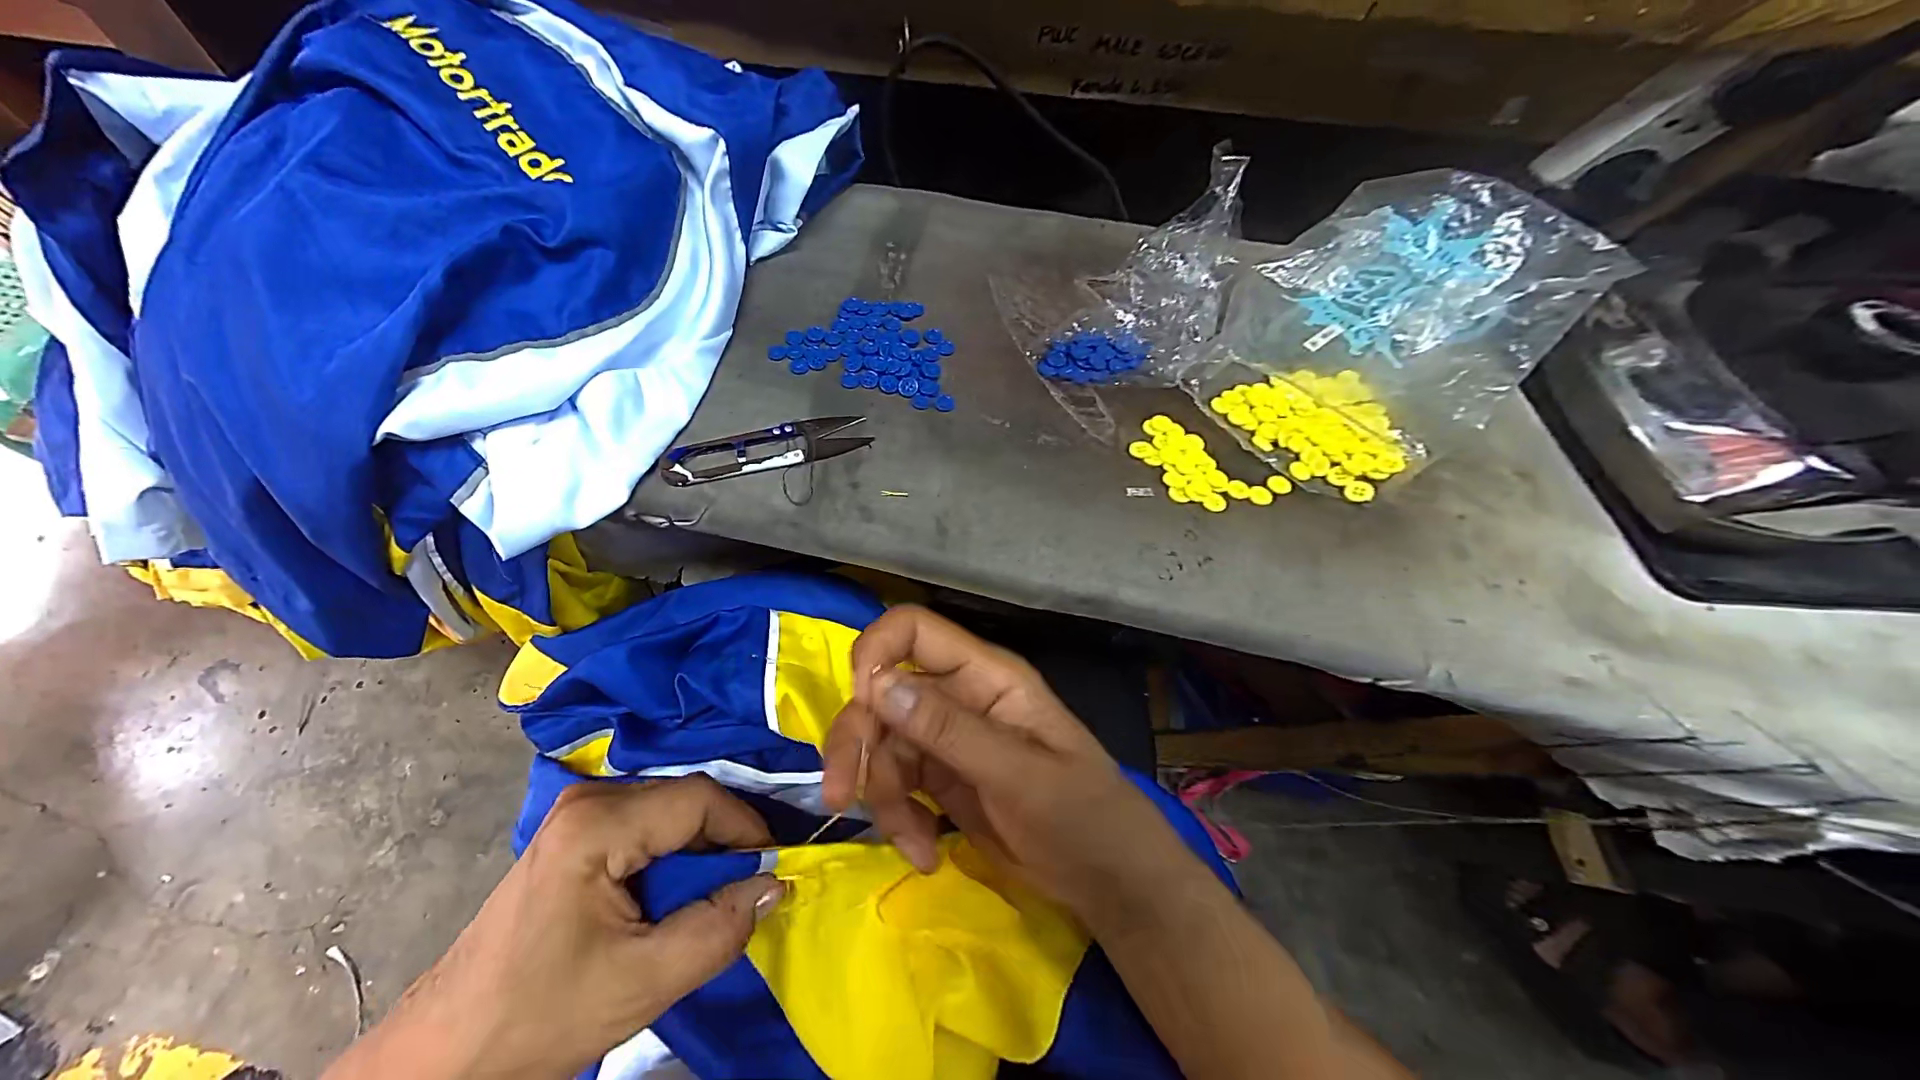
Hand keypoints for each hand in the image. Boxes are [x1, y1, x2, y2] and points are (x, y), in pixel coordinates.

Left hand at [323, 776, 784, 1079]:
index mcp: (597, 823)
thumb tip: (773, 884)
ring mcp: (578, 813)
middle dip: (726, 842)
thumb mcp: (644, 982)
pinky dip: (676, 855)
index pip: (700, 799)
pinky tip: (679, 894)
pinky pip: (647, 826)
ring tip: (718, 895)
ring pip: (670, 811)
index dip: (747, 830)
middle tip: (750, 887)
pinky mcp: (575, 833)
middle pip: (685, 800)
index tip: (773, 871)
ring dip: (702, 850)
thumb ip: (719, 928)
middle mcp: (589, 799)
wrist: (450, 1051)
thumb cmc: (542, 1014)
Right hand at [821, 605, 1207, 925]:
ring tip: (913, 844)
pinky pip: (896, 785)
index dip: (875, 653)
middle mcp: (959, 698)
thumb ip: (949, 729)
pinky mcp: (941, 779)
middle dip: (858, 741)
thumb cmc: (1082, 815)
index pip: (913, 631)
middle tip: (841, 794)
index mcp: (986, 676)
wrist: (1109, 880)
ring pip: (882, 746)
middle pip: (881, 693)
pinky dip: (898, 819)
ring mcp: (947, 740)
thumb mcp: (1019, 774)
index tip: (859, 705)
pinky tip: (923, 853)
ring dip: (882, 795)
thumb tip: (877, 683)